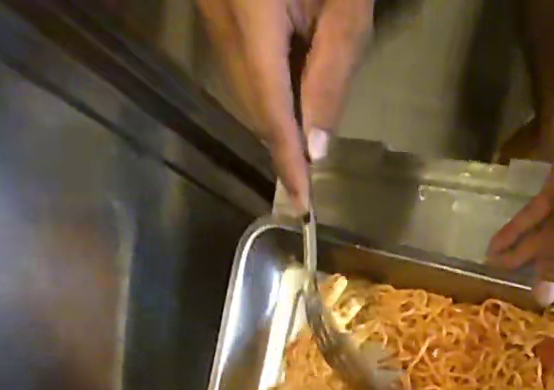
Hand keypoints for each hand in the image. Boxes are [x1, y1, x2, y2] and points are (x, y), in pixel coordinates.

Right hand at [197, 0, 372, 211]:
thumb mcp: (347, 9)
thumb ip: (330, 78)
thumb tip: (315, 148)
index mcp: (251, 11)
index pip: (270, 108)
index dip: (287, 160)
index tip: (301, 204)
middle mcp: (218, 11)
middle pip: (252, 100)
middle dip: (283, 139)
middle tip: (310, 174)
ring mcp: (207, 4)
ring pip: (242, 84)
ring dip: (276, 113)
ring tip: (307, 128)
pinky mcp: (210, 2)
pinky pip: (237, 60)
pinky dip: (266, 84)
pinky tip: (292, 86)